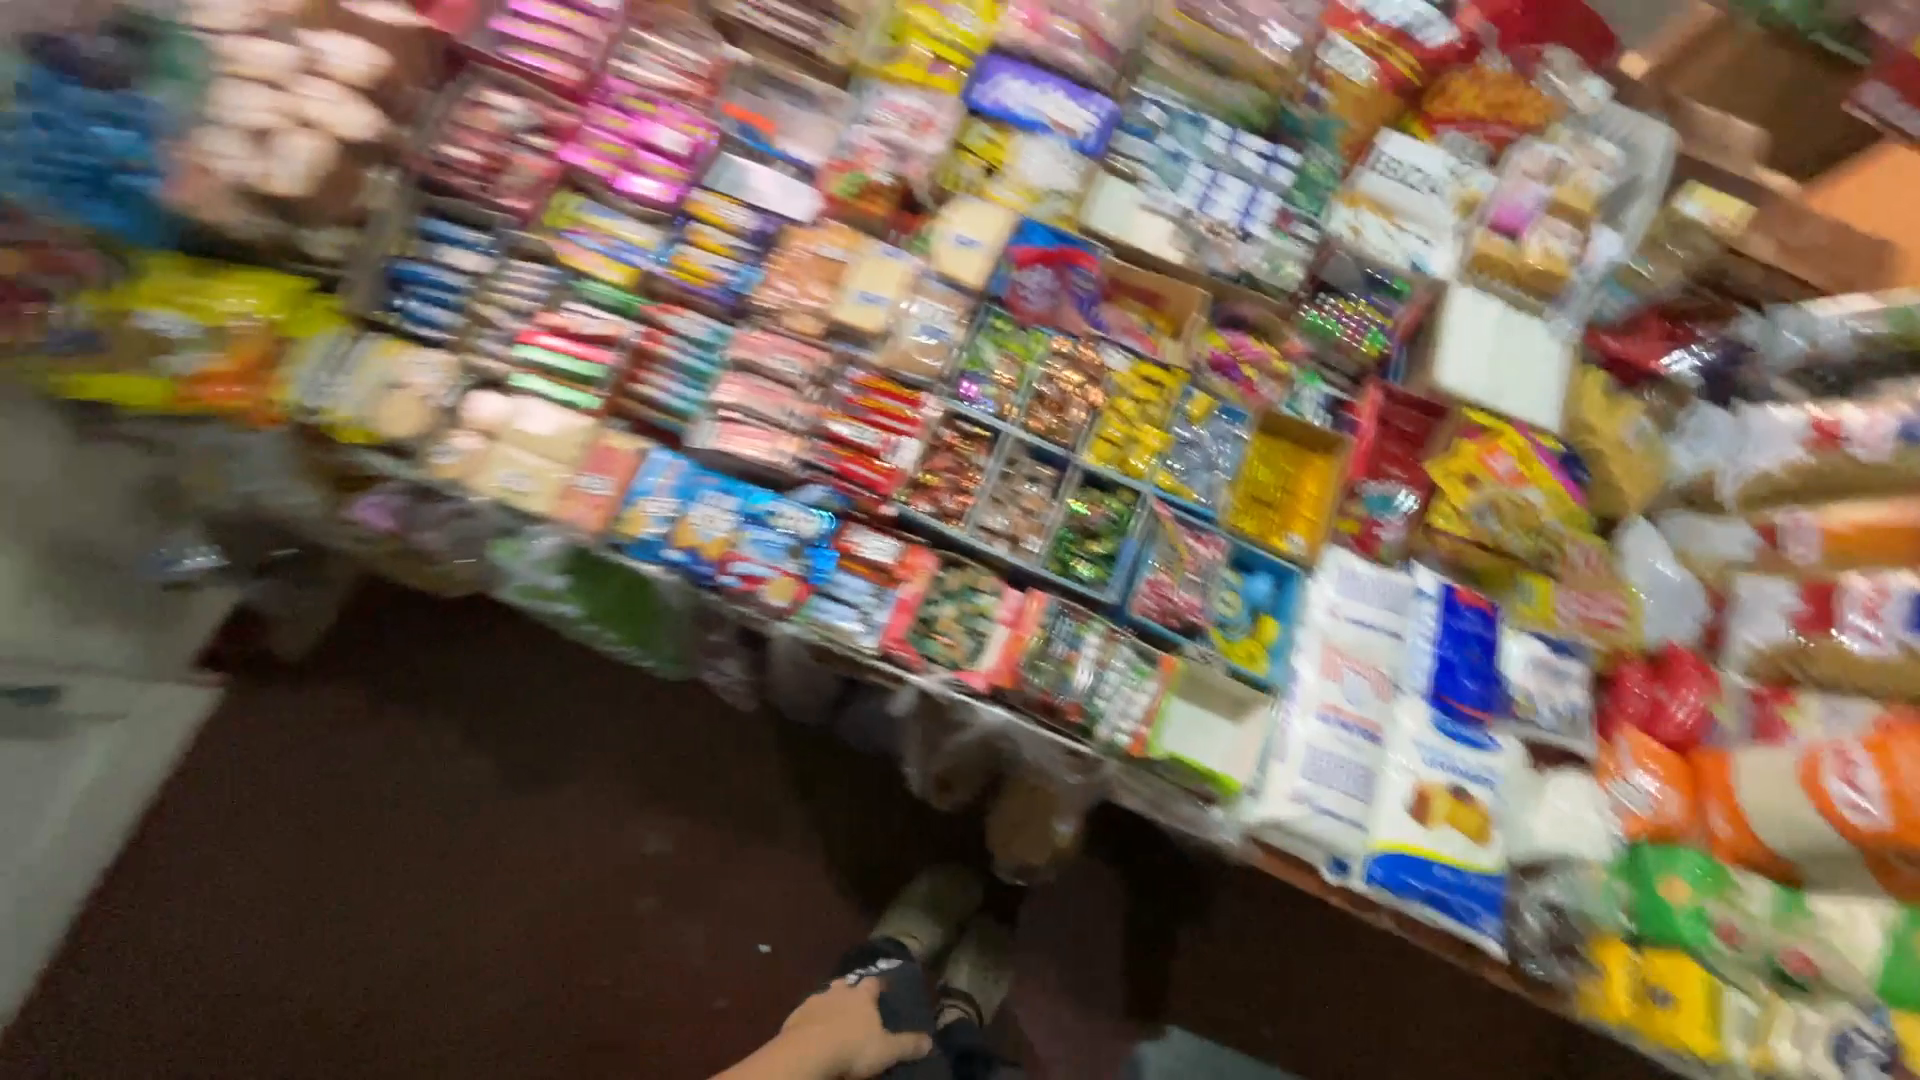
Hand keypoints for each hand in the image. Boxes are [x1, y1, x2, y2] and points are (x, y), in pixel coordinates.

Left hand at [781, 973, 932, 1078]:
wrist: (808, 1053)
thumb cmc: (852, 1048)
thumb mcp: (886, 1051)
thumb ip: (907, 1044)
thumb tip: (930, 1041)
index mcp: (862, 996)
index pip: (874, 983)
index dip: (878, 985)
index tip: (882, 987)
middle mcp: (839, 992)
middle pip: (846, 984)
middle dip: (849, 989)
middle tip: (853, 999)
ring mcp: (815, 1001)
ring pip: (824, 995)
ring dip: (829, 1002)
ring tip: (832, 1014)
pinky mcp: (796, 1015)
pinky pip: (805, 1012)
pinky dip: (810, 1018)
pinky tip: (811, 1029)